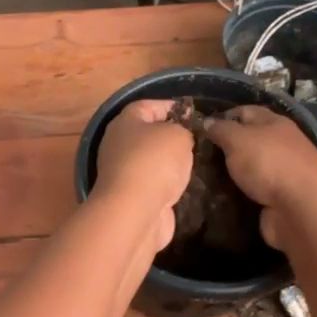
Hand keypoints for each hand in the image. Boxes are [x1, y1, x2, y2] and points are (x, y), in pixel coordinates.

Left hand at [92, 99, 194, 246]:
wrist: (135, 211)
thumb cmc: (155, 162)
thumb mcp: (178, 135)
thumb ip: (182, 129)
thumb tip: (179, 137)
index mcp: (125, 122)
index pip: (148, 105)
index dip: (171, 107)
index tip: (194, 115)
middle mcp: (118, 144)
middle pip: (148, 134)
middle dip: (172, 137)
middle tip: (198, 141)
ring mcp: (122, 171)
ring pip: (151, 161)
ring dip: (171, 163)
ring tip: (197, 163)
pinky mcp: (130, 196)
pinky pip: (153, 183)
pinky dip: (167, 184)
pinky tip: (186, 186)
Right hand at [205, 106, 316, 247]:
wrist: (303, 209)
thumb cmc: (269, 164)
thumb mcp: (238, 140)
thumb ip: (221, 129)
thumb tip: (207, 121)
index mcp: (275, 123)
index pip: (245, 111)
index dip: (223, 116)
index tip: (201, 129)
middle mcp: (282, 144)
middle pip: (250, 140)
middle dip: (226, 146)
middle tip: (199, 155)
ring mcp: (283, 172)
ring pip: (252, 166)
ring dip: (232, 171)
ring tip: (205, 176)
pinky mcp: (281, 197)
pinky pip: (255, 189)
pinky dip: (241, 191)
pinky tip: (223, 196)